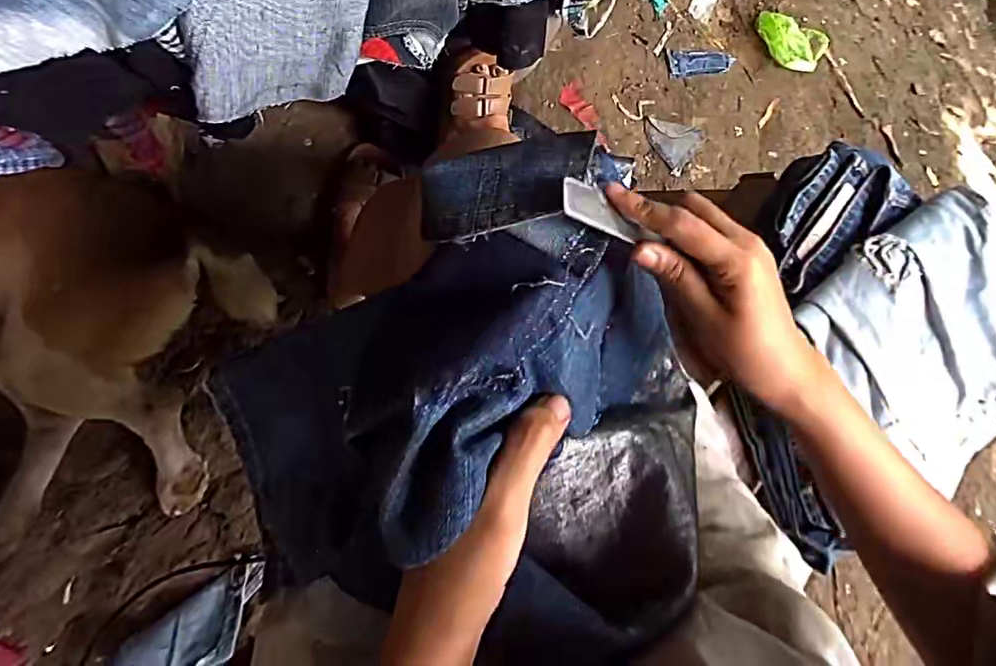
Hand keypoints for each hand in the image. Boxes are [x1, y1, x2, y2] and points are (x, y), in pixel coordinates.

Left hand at [382, 395, 569, 665]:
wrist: (437, 638)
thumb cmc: (467, 566)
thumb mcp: (503, 505)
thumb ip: (526, 450)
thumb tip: (557, 396)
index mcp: (441, 448)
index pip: (478, 395)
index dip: (512, 376)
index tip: (546, 358)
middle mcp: (437, 456)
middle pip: (482, 412)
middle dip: (518, 395)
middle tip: (557, 374)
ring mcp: (445, 480)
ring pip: (485, 434)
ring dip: (514, 420)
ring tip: (551, 402)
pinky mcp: (456, 500)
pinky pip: (485, 456)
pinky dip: (508, 445)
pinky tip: (529, 445)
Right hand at [605, 184, 823, 414]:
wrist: (788, 372)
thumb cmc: (748, 354)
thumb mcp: (705, 320)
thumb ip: (675, 277)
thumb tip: (639, 247)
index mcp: (738, 258)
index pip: (682, 224)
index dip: (644, 209)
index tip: (613, 195)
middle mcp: (747, 241)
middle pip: (695, 208)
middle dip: (657, 208)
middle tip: (621, 214)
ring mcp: (751, 244)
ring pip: (704, 215)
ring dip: (672, 219)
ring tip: (639, 229)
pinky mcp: (750, 253)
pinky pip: (713, 229)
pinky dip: (687, 231)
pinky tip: (670, 247)